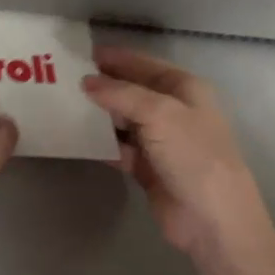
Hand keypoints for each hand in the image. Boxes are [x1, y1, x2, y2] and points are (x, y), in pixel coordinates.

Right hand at [82, 47, 274, 274]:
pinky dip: (102, 143)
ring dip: (98, 114)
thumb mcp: (158, 113)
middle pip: (130, 90)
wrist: (213, 221)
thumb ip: (120, 93)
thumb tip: (86, 81)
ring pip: (122, 119)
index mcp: (184, 88)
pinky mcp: (148, 168)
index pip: (142, 63)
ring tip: (62, 105)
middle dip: (101, 85)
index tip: (77, 53)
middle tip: (62, 79)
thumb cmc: (192, 155)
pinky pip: (119, 147)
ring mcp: (160, 140)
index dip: (113, 57)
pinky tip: (77, 137)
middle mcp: (172, 110)